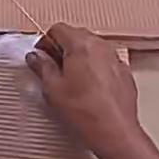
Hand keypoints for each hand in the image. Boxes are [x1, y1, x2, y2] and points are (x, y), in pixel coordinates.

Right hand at [24, 24, 145, 157]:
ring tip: (70, 77)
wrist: (114, 129)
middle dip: (62, 46)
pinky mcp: (123, 71)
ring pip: (92, 47)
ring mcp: (114, 57)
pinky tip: (88, 85)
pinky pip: (105, 60)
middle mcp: (100, 46)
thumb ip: (42, 67)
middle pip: (76, 34)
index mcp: (80, 44)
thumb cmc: (84, 110)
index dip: (46, 40)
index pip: (58, 29)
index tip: (41, 55)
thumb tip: (35, 58)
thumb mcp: (53, 88)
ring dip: (79, 55)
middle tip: (52, 65)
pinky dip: (95, 66)